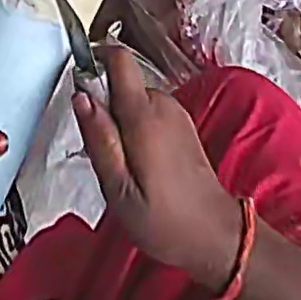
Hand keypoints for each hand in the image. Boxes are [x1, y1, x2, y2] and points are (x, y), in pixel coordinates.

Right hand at [73, 46, 246, 291]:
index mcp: (144, 115)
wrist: (219, 241)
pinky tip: (139, 161)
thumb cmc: (166, 221)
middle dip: (103, 106)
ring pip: (132, 98)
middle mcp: (163, 105)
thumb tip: (80, 98)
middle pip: (121, 82)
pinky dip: (135, 127)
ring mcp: (175, 113)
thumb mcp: (119, 189)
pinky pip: (147, 110)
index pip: (119, 58)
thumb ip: (99, 138)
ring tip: (123, 162)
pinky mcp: (181, 123)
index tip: (82, 86)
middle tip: (103, 149)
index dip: (95, 60)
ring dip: (118, 120)